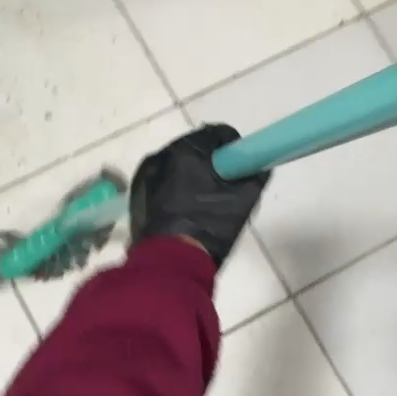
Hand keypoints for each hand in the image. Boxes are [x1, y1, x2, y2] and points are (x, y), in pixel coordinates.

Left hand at [130, 124, 268, 264]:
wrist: (171, 262)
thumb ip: (256, 175)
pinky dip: (174, 187)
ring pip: (177, 164)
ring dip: (191, 173)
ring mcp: (146, 174)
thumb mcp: (244, 200)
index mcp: (188, 150)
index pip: (218, 133)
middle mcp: (162, 154)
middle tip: (223, 187)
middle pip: (195, 147)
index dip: (234, 148)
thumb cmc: (210, 227)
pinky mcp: (137, 193)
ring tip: (202, 200)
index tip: (240, 168)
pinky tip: (183, 209)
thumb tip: (259, 166)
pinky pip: (162, 180)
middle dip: (211, 162)